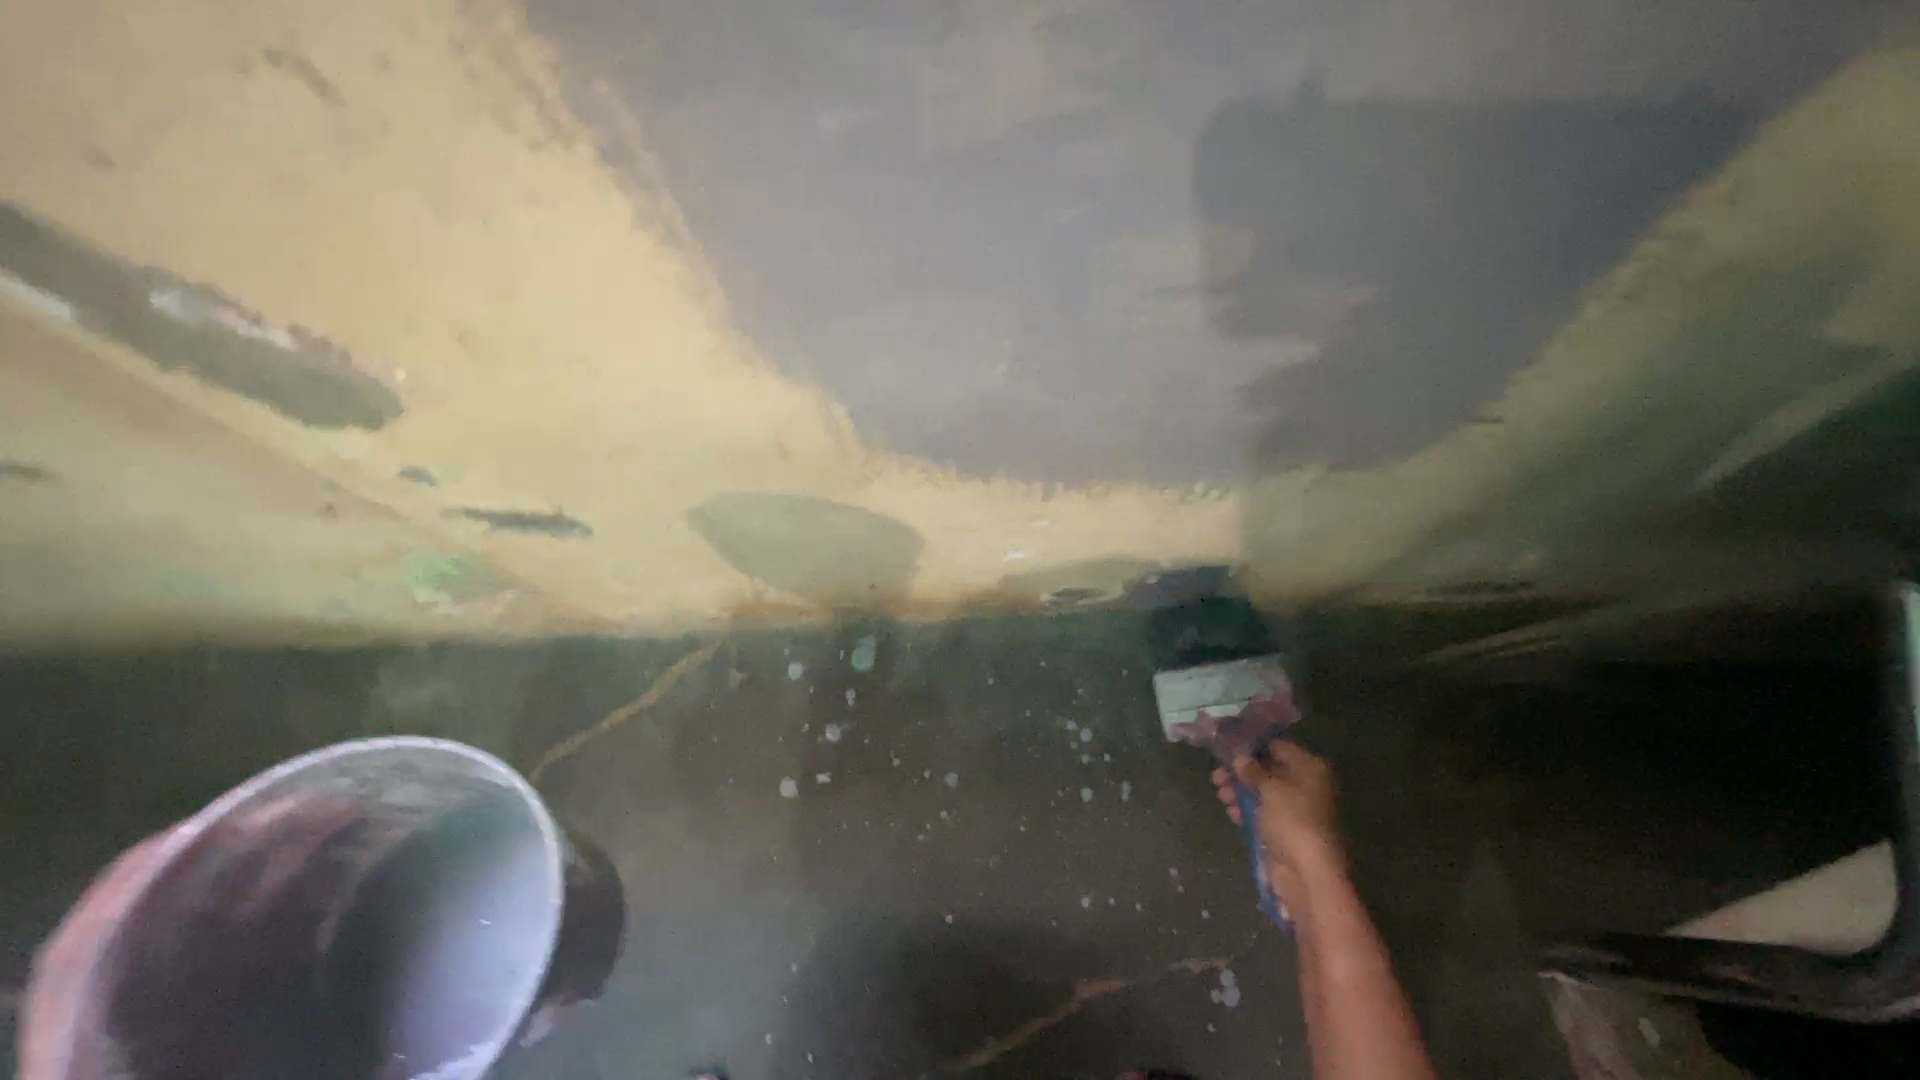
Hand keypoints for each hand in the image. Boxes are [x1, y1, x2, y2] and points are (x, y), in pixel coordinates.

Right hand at [1212, 740, 1345, 882]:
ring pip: (1263, 792)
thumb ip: (1253, 770)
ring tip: (1220, 795)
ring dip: (1240, 792)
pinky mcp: (1285, 829)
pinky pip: (1263, 812)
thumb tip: (1240, 758)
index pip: (1278, 746)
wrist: (1307, 872)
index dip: (1252, 747)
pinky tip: (1231, 812)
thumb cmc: (1292, 820)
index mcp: (1310, 768)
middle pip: (1268, 770)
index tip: (1226, 749)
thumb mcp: (1270, 788)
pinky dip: (1247, 810)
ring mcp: (1295, 808)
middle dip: (1241, 773)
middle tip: (1217, 776)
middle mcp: (1306, 784)